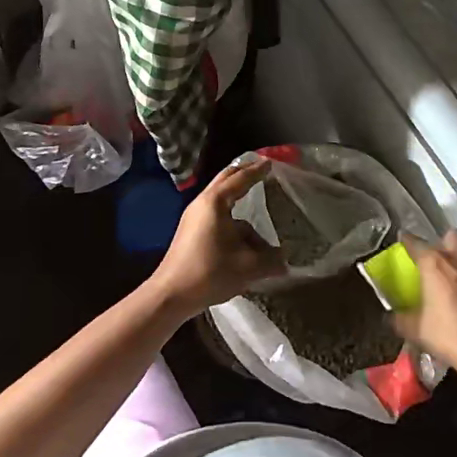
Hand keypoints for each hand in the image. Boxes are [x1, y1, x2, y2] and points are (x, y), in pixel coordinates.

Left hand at [144, 155, 284, 316]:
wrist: (171, 294)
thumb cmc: (210, 272)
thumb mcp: (248, 267)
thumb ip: (271, 260)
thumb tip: (285, 261)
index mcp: (215, 203)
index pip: (240, 179)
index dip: (257, 170)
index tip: (270, 163)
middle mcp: (202, 204)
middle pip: (226, 182)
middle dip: (244, 177)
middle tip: (261, 172)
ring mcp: (193, 218)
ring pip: (223, 206)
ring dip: (243, 217)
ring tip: (261, 241)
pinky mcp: (191, 233)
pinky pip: (217, 220)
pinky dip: (233, 227)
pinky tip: (245, 249)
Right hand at [395, 230, 456, 403]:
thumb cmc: (448, 335)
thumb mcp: (414, 330)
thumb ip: (399, 318)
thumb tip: (389, 316)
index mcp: (435, 264)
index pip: (415, 242)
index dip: (406, 240)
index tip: (401, 241)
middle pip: (451, 236)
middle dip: (442, 242)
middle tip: (433, 259)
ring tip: (449, 281)